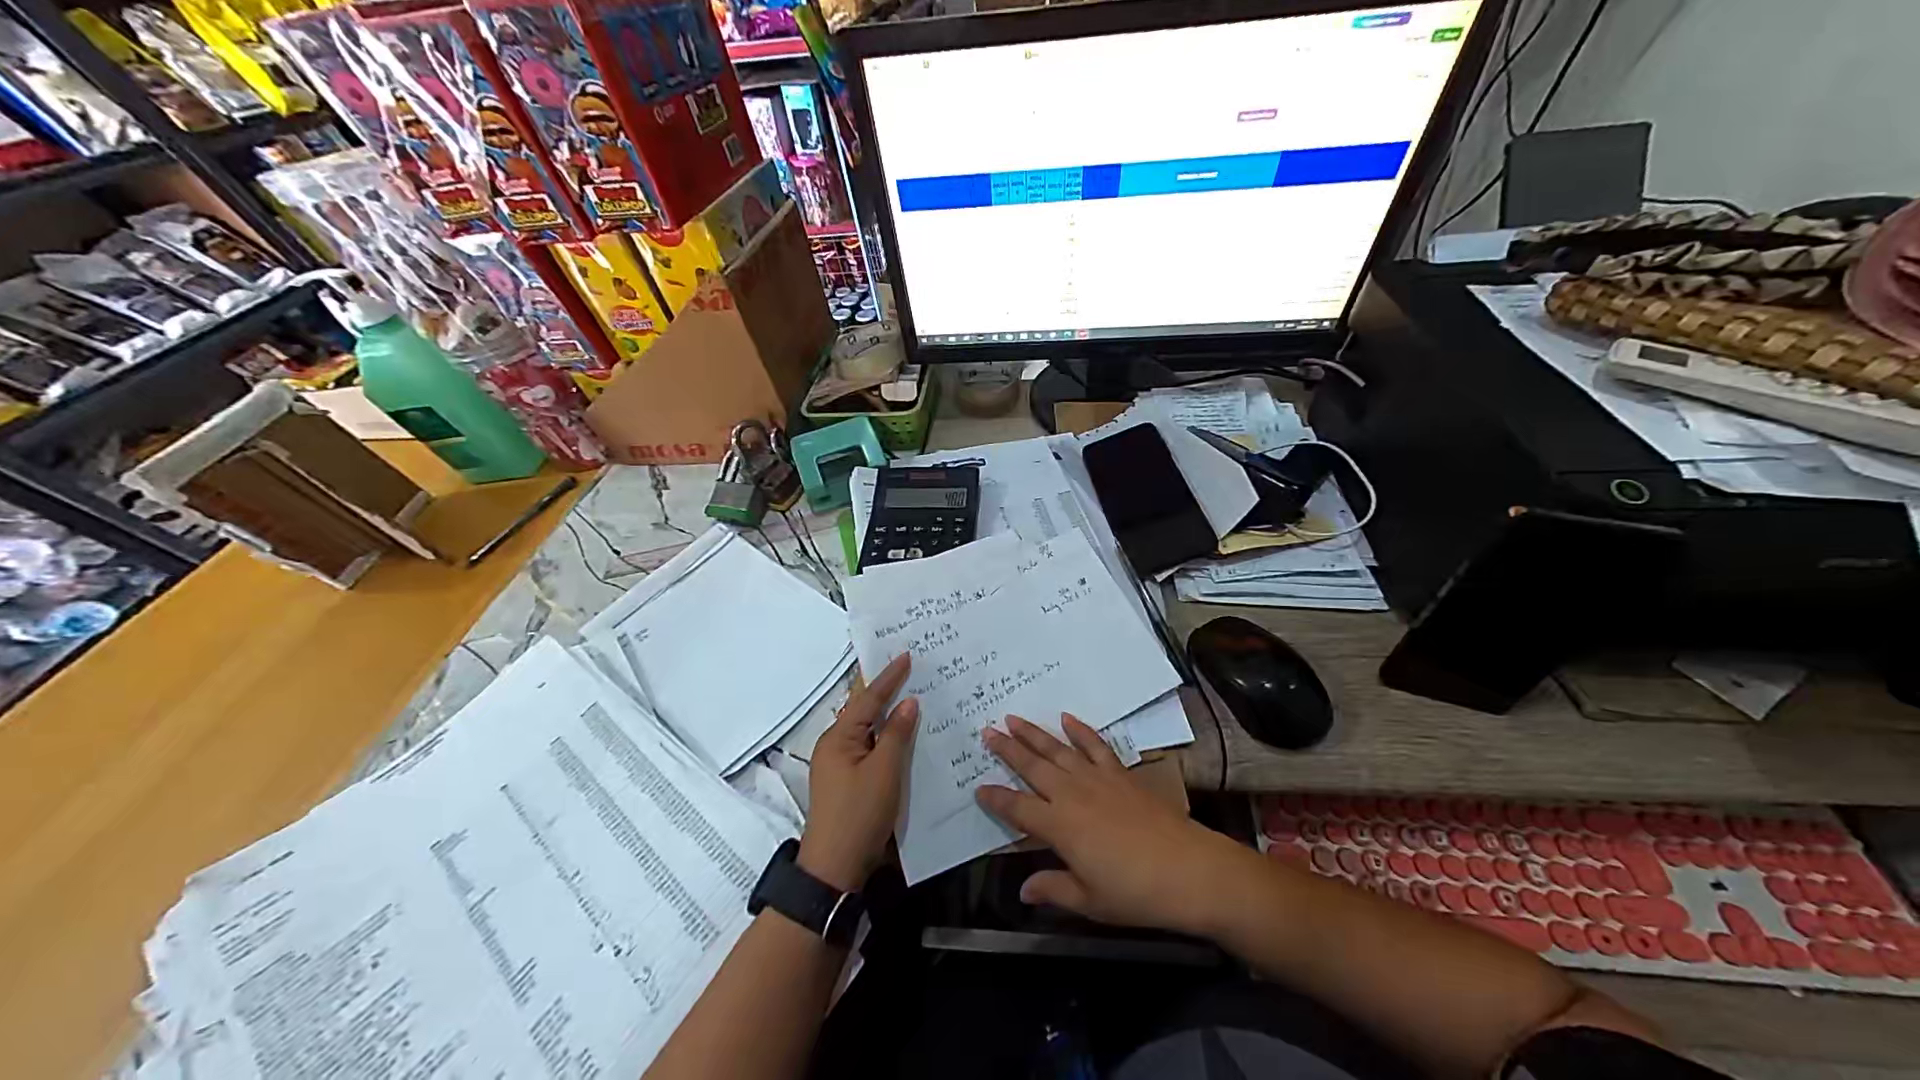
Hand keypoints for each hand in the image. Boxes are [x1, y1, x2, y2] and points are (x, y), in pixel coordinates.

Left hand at [798, 653, 917, 892]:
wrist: (835, 867)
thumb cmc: (859, 814)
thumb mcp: (884, 772)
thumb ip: (897, 735)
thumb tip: (907, 703)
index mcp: (838, 738)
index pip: (868, 699)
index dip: (889, 678)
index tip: (906, 656)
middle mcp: (834, 746)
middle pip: (865, 712)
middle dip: (887, 692)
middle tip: (911, 671)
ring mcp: (839, 765)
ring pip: (869, 732)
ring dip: (889, 717)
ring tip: (913, 698)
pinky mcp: (847, 782)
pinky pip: (870, 750)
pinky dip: (887, 740)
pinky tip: (905, 738)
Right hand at [975, 715, 1250, 935]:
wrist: (1191, 870)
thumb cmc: (1136, 893)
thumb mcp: (1089, 901)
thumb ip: (1053, 889)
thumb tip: (1024, 890)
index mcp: (1058, 826)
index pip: (1017, 808)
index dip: (995, 798)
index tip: (978, 788)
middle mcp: (1072, 795)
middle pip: (1032, 767)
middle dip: (1007, 749)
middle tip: (987, 730)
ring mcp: (1098, 779)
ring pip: (1058, 750)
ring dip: (1034, 733)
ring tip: (1014, 718)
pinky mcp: (1121, 774)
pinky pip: (1096, 745)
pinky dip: (1080, 730)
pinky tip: (1067, 719)